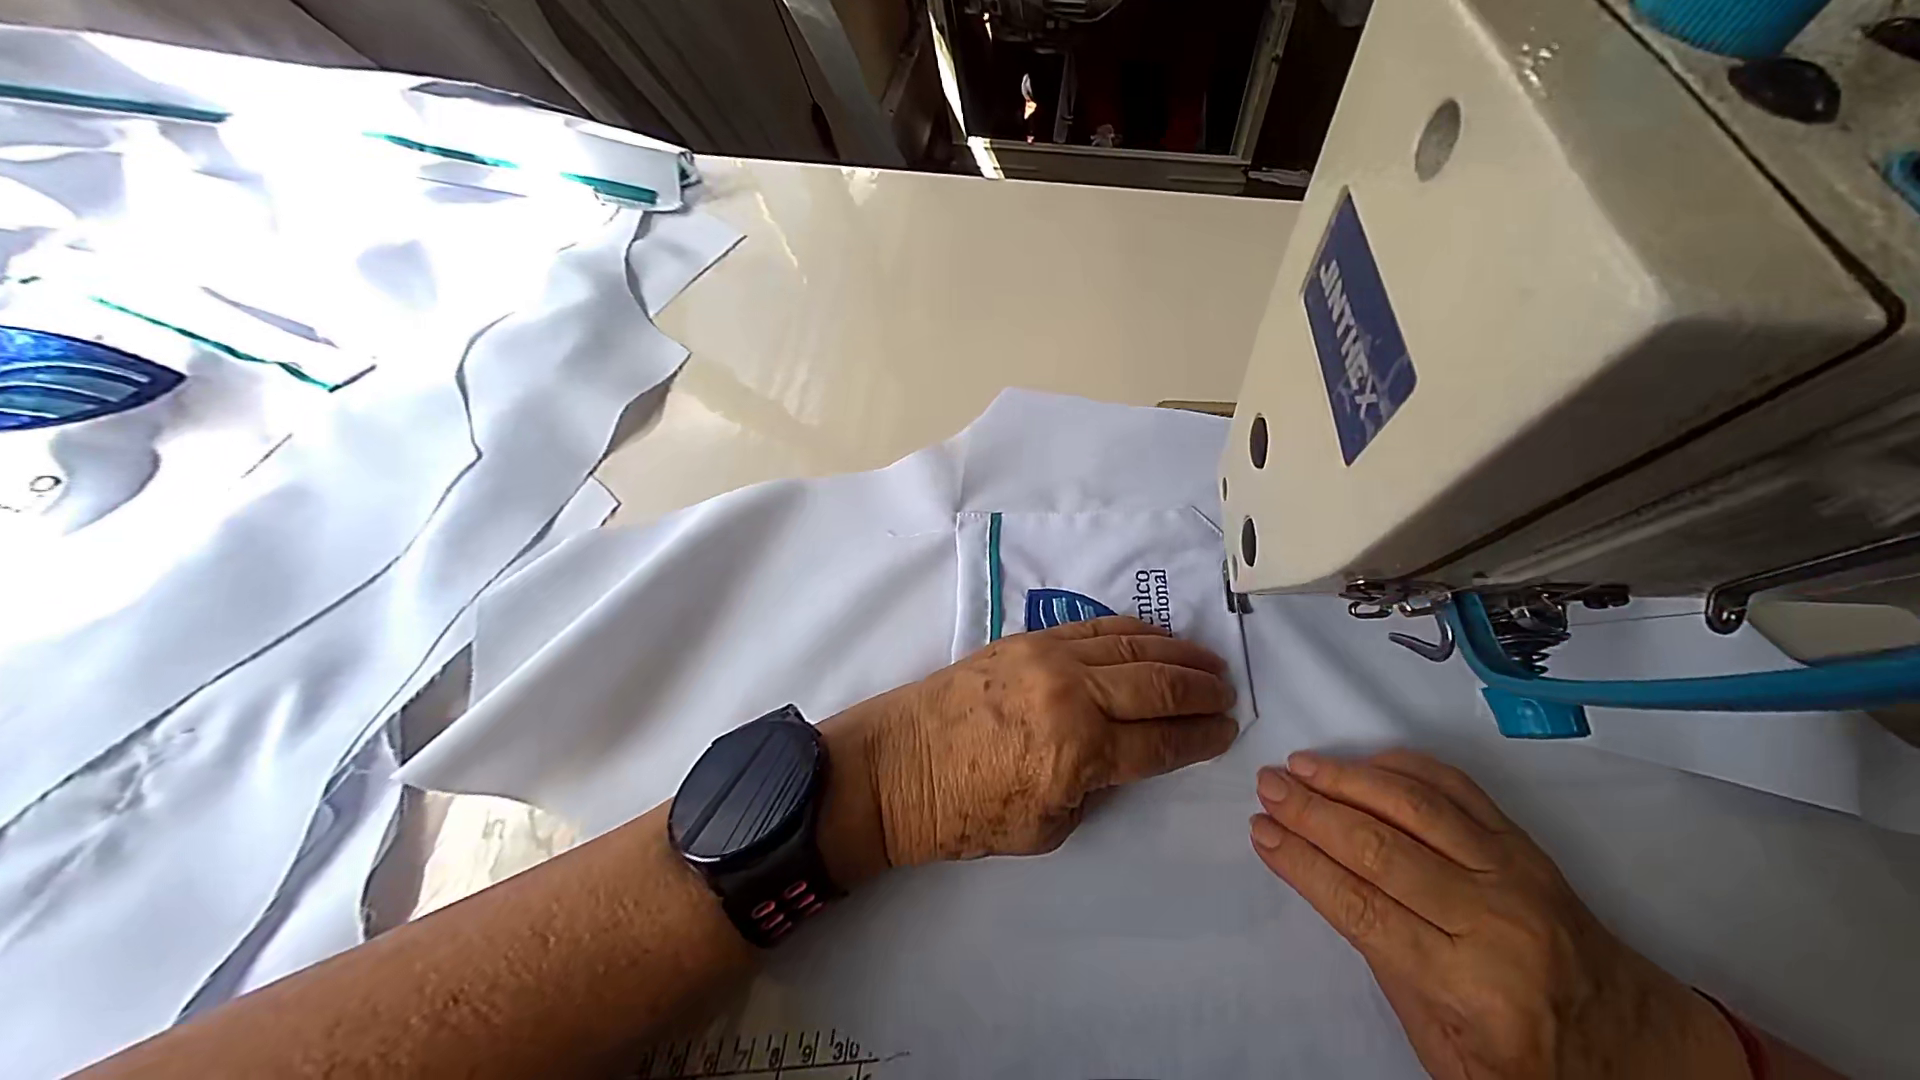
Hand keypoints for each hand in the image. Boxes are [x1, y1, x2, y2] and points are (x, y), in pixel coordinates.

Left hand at [823, 616, 1236, 875]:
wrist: (895, 766)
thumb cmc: (963, 813)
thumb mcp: (1046, 829)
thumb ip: (1094, 787)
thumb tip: (1120, 754)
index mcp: (1081, 752)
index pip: (1162, 741)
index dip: (1201, 737)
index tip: (1227, 731)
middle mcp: (1072, 694)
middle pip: (1157, 686)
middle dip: (1200, 690)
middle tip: (1227, 693)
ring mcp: (1047, 658)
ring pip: (1130, 647)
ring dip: (1175, 653)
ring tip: (1206, 660)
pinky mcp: (1025, 640)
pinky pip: (1091, 628)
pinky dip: (1129, 630)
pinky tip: (1151, 635)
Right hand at [1248, 751, 1751, 1079]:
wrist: (1638, 1047)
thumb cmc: (1524, 1057)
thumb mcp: (1440, 1042)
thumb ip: (1381, 956)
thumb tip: (1312, 869)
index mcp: (1471, 990)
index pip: (1360, 906)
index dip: (1301, 862)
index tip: (1260, 831)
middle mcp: (1497, 926)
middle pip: (1380, 848)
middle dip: (1311, 812)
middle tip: (1267, 786)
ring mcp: (1518, 877)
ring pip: (1416, 807)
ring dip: (1348, 779)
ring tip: (1301, 766)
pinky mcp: (1528, 848)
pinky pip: (1459, 789)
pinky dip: (1405, 765)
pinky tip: (1365, 761)